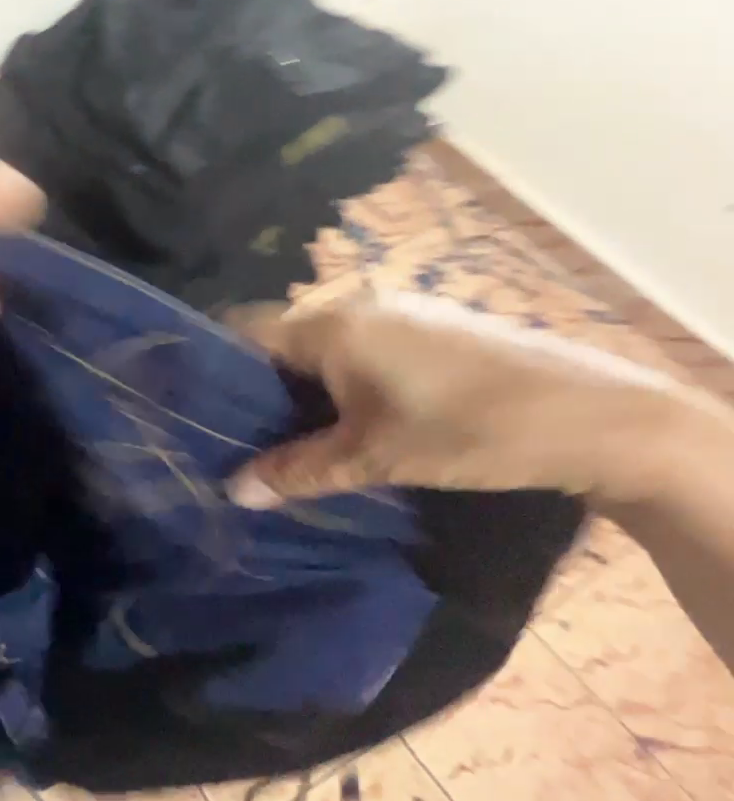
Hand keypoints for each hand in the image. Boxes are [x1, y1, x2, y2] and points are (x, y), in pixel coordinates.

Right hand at [222, 290, 699, 507]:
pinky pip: (363, 349)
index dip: (211, 363)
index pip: (242, 330)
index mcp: (331, 326)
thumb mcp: (373, 458)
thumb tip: (233, 492)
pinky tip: (354, 420)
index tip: (192, 403)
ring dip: (304, 386)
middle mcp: (360, 307)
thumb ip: (297, 471)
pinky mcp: (438, 330)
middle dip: (256, 384)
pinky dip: (343, 381)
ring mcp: (404, 314)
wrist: (608, 422)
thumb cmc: (471, 430)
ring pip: (325, 347)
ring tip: (292, 433)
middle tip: (239, 431)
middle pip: (281, 339)